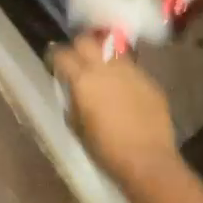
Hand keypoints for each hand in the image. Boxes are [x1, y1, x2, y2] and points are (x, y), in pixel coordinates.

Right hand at [50, 36, 177, 181]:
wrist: (149, 161)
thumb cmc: (106, 150)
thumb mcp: (78, 127)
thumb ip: (72, 101)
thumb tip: (72, 90)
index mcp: (83, 79)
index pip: (62, 54)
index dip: (54, 58)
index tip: (54, 66)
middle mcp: (106, 67)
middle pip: (86, 41)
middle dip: (78, 48)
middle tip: (77, 62)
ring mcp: (130, 71)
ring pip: (111, 50)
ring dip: (103, 58)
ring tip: (103, 73)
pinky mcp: (149, 80)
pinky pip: (131, 69)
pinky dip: (123, 75)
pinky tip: (125, 91)